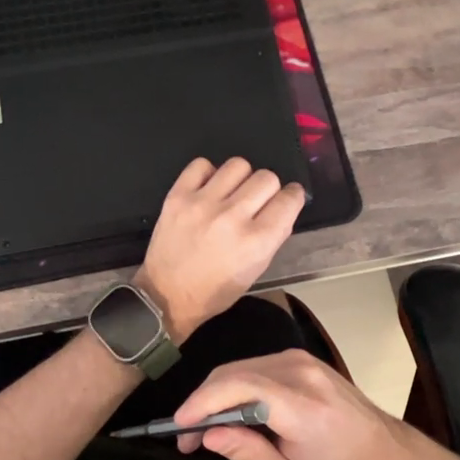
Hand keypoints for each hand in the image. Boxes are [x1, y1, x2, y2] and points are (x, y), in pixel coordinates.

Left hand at [134, 157, 306, 342]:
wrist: (166, 294)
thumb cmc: (216, 290)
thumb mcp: (256, 270)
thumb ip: (272, 235)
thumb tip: (281, 205)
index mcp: (257, 241)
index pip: (289, 199)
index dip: (292, 196)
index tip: (286, 199)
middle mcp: (232, 217)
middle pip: (266, 177)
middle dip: (268, 188)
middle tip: (256, 201)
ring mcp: (203, 204)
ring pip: (238, 165)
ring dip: (240, 178)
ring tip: (231, 193)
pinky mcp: (177, 196)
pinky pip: (201, 164)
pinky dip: (209, 174)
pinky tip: (208, 190)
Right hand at [171, 349, 411, 459]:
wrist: (381, 448)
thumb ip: (248, 457)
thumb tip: (208, 436)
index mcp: (302, 408)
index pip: (240, 388)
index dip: (203, 403)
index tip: (179, 426)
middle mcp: (300, 374)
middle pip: (232, 374)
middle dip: (201, 402)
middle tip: (187, 437)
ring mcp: (300, 360)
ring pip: (238, 367)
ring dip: (214, 394)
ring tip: (205, 428)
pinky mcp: (299, 356)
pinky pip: (253, 366)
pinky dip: (232, 386)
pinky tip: (229, 411)